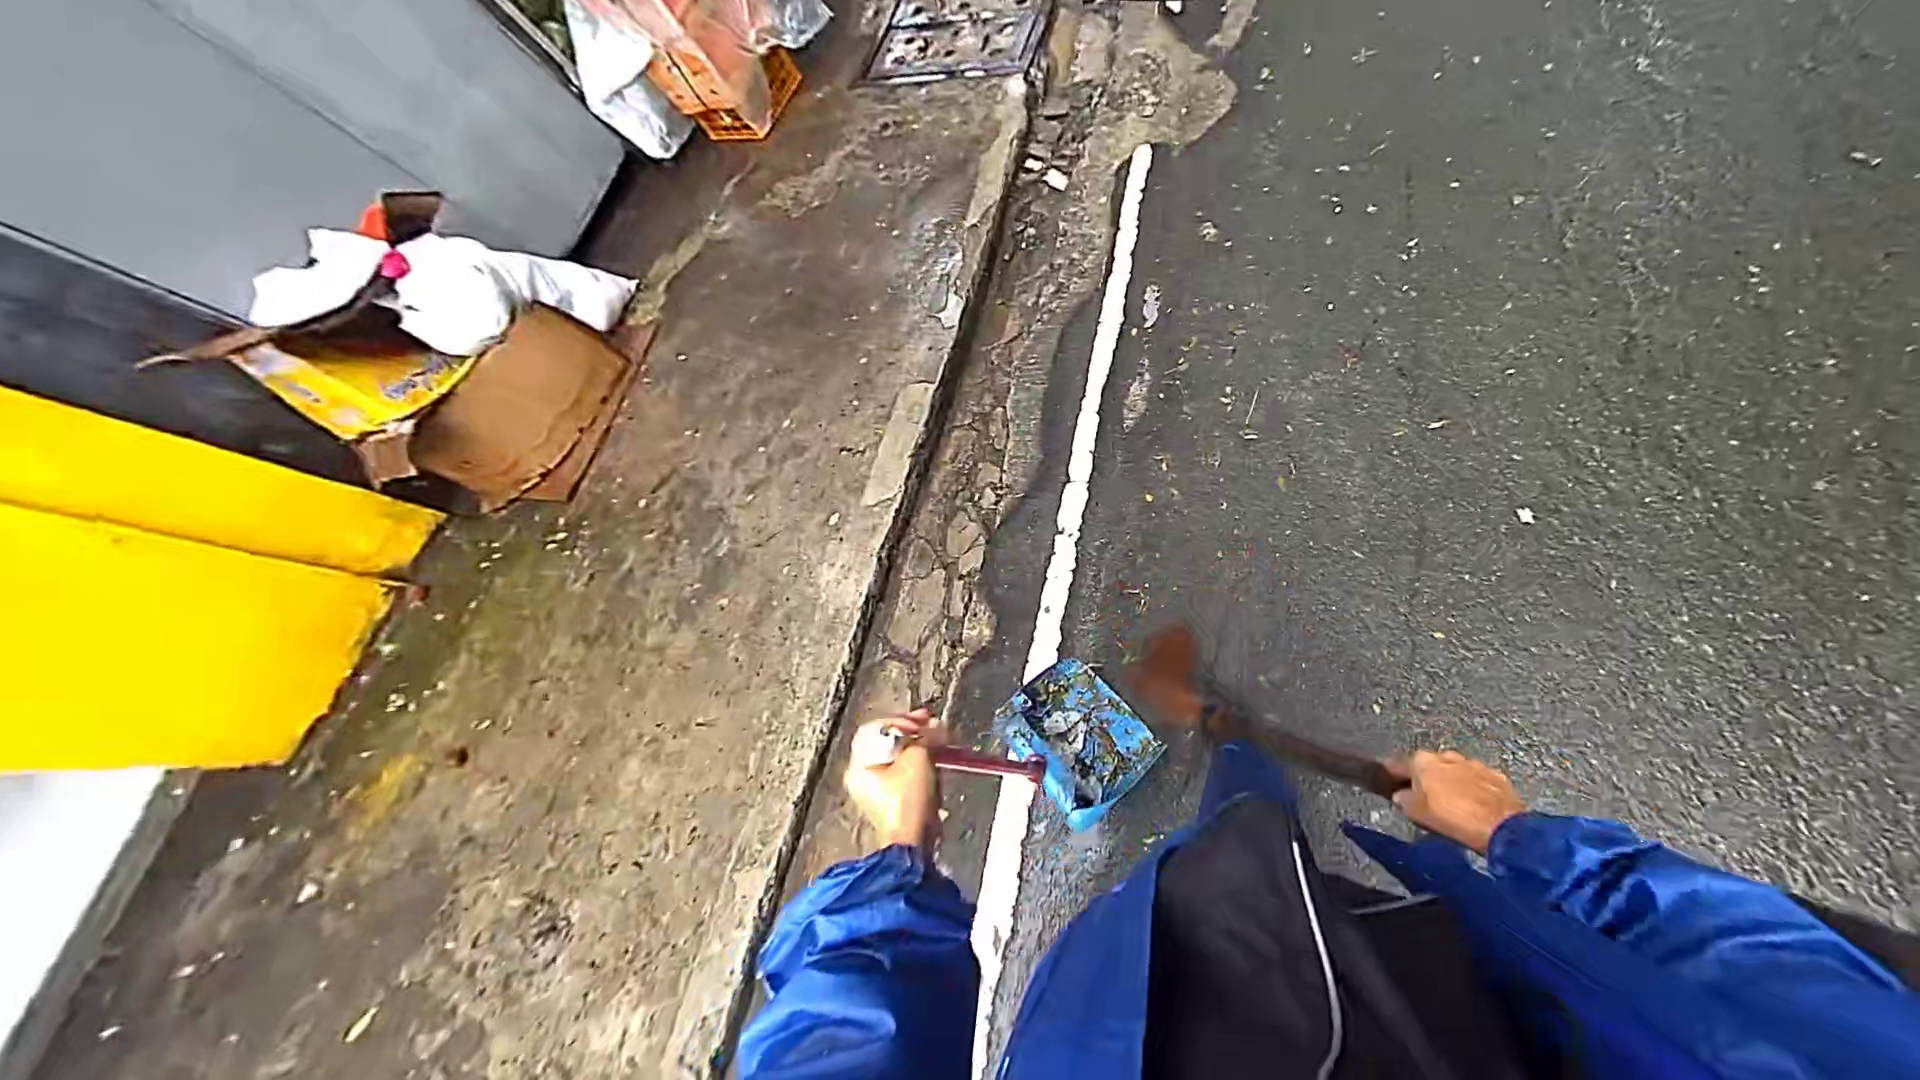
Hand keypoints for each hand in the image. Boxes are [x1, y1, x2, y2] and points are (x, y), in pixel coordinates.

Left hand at [844, 709, 943, 850]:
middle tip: (932, 723)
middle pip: (885, 741)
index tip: (922, 720)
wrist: (914, 843)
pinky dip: (917, 762)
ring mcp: (876, 791)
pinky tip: (934, 758)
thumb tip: (935, 726)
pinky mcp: (891, 801)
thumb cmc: (909, 799)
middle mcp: (862, 776)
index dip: (900, 720)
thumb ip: (925, 736)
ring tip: (938, 738)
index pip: (876, 728)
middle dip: (912, 730)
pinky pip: (902, 772)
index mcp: (859, 765)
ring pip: (896, 757)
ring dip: (918, 745)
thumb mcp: (918, 757)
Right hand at [1385, 750, 1526, 853]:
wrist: (1503, 828)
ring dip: (1453, 783)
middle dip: (1428, 779)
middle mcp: (1446, 756)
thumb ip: (1402, 799)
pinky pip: (1479, 782)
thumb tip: (1402, 796)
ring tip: (1456, 805)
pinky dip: (1476, 790)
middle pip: (1430, 767)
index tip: (1391, 787)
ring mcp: (1475, 765)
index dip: (1393, 778)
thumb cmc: (1454, 818)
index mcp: (1421, 760)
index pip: (1399, 765)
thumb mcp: (1415, 813)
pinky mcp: (1498, 777)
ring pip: (1456, 772)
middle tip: (1427, 800)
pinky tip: (1477, 806)